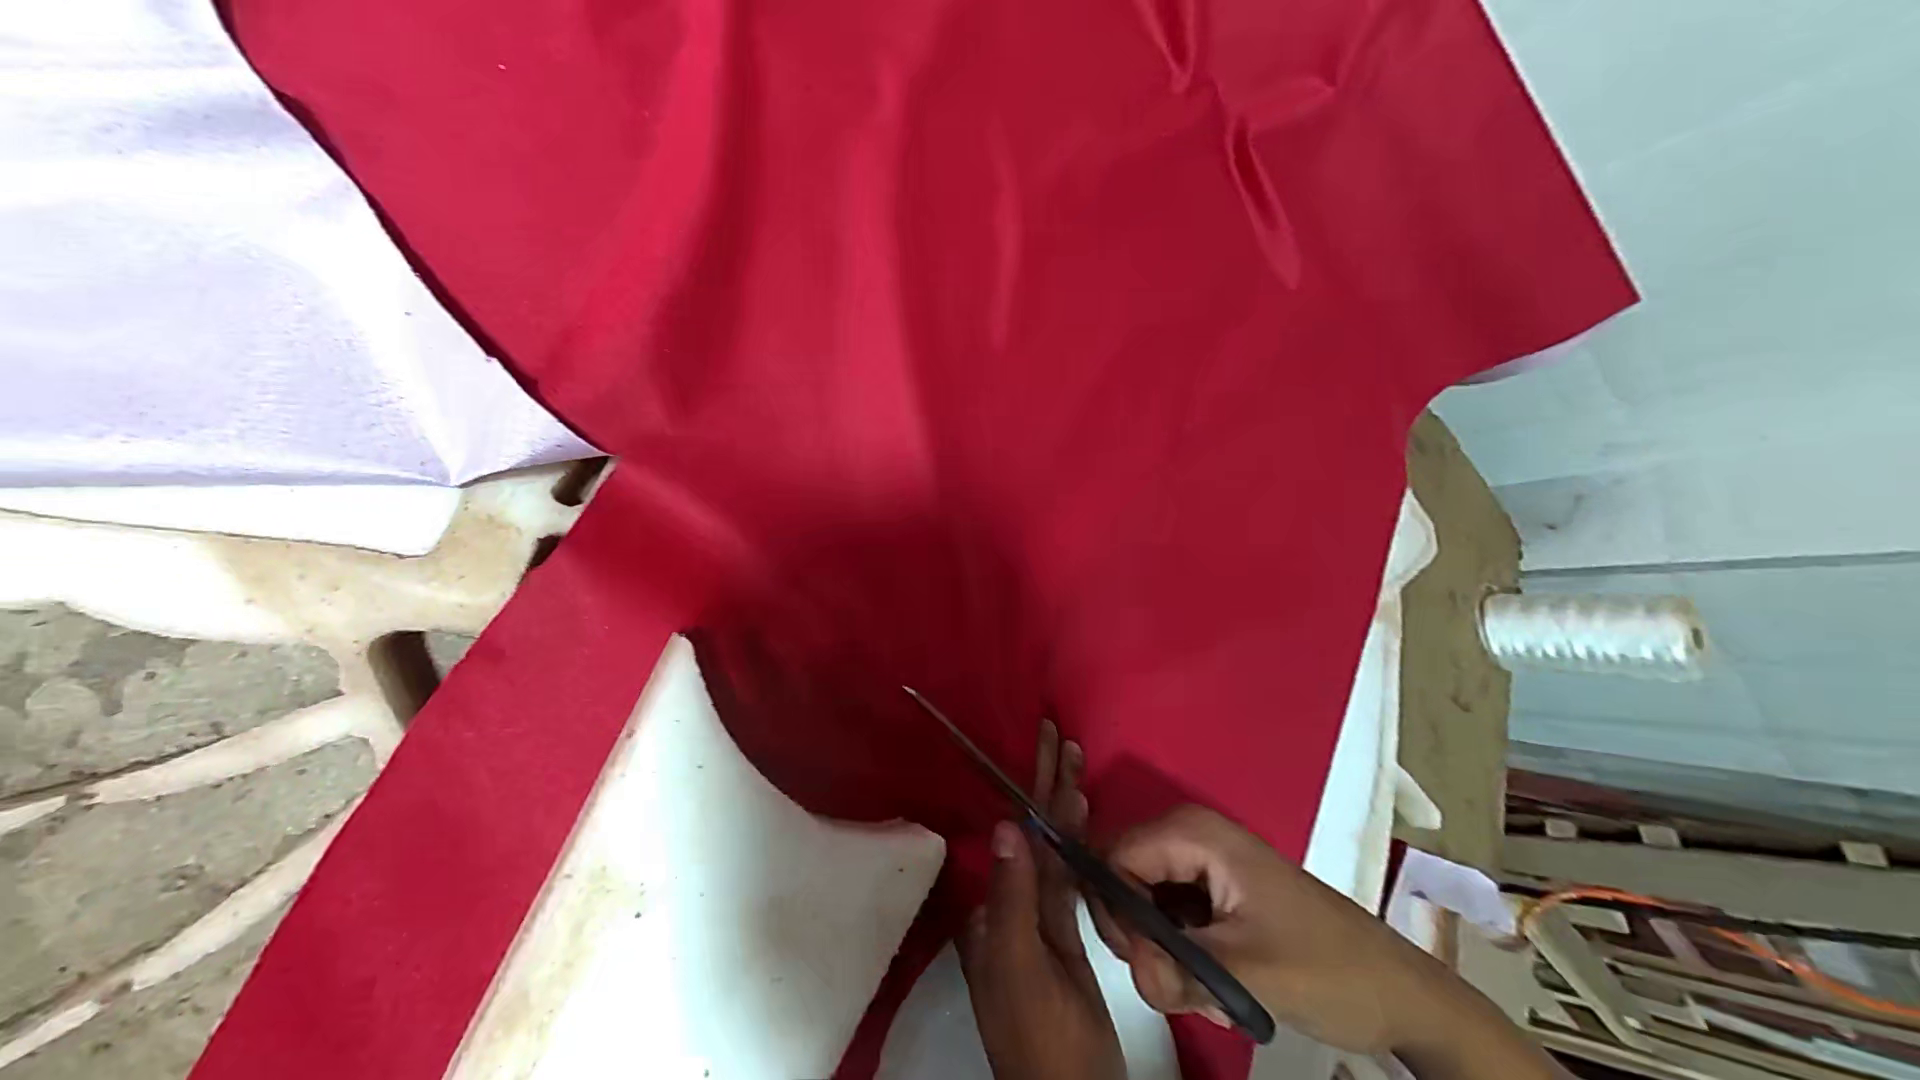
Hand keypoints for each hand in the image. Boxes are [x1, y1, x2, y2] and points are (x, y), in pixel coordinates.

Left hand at [958, 721, 1124, 1079]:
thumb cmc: (1039, 1033)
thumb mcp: (1022, 968)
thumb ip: (1014, 897)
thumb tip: (1005, 825)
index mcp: (992, 906)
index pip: (1014, 831)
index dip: (1028, 786)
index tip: (1039, 744)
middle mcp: (1011, 901)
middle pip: (1033, 831)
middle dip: (1045, 783)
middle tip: (1057, 734)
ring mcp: (1039, 916)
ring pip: (1053, 848)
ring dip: (1063, 805)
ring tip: (1073, 759)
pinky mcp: (1065, 932)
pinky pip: (1069, 877)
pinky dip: (1077, 844)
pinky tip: (1083, 814)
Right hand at [1092, 804, 1448, 1055]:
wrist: (1398, 994)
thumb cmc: (1331, 970)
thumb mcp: (1252, 975)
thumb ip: (1181, 971)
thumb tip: (1130, 966)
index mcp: (1194, 832)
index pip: (1114, 858)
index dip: (1118, 913)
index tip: (1146, 963)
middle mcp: (1189, 835)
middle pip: (1123, 879)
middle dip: (1142, 938)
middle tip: (1178, 983)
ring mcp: (1200, 863)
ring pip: (1141, 903)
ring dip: (1161, 954)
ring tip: (1205, 990)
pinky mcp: (1209, 891)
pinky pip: (1165, 917)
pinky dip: (1177, 955)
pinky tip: (1212, 983)